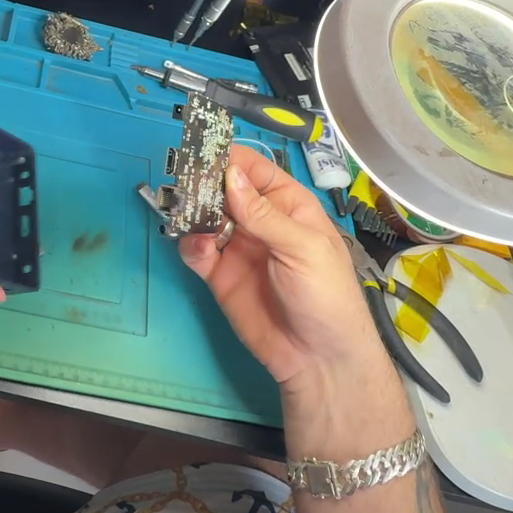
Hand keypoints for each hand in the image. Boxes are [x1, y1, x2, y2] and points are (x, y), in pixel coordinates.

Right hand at [180, 146, 387, 394]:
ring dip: (192, 211)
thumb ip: (263, 213)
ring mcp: (236, 245)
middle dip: (202, 182)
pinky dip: (191, 244)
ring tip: (187, 214)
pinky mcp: (219, 273)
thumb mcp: (303, 248)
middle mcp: (257, 218)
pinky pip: (196, 249)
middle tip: (185, 182)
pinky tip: (199, 249)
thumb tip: (229, 174)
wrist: (319, 361)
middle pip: (221, 187)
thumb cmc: (326, 296)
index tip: (203, 151)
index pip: (253, 168)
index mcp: (286, 203)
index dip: (229, 158)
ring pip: (204, 215)